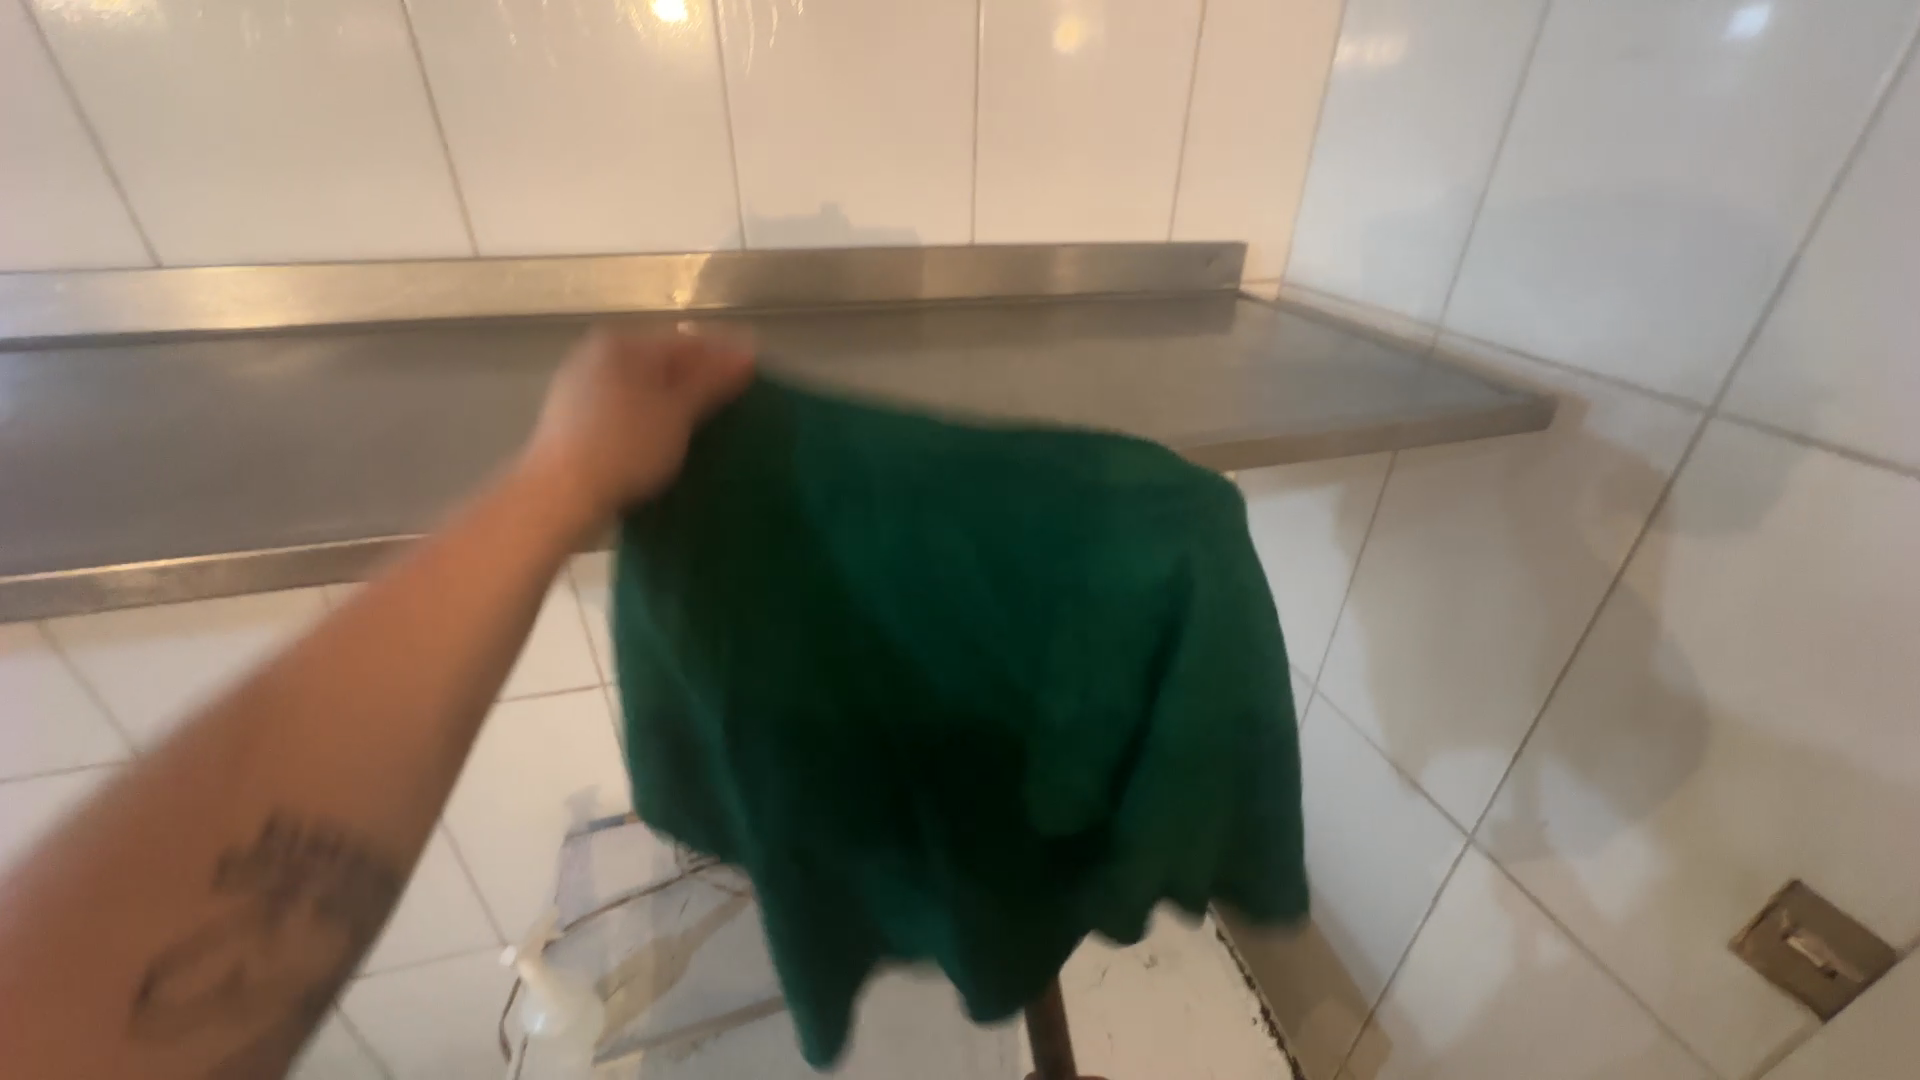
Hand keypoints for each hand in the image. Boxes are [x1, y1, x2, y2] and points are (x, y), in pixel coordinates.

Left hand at [521, 327, 754, 530]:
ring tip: (713, 421)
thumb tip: (746, 354)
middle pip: (664, 361)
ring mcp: (583, 386)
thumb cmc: (626, 446)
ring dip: (679, 399)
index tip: (757, 371)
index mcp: (624, 344)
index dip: (725, 355)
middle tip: (739, 399)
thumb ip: (712, 380)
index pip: (688, 341)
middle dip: (702, 378)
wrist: (561, 494)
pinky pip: (630, 407)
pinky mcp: (577, 419)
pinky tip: (673, 437)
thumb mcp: (678, 413)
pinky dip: (655, 416)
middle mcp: (599, 356)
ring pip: (646, 385)